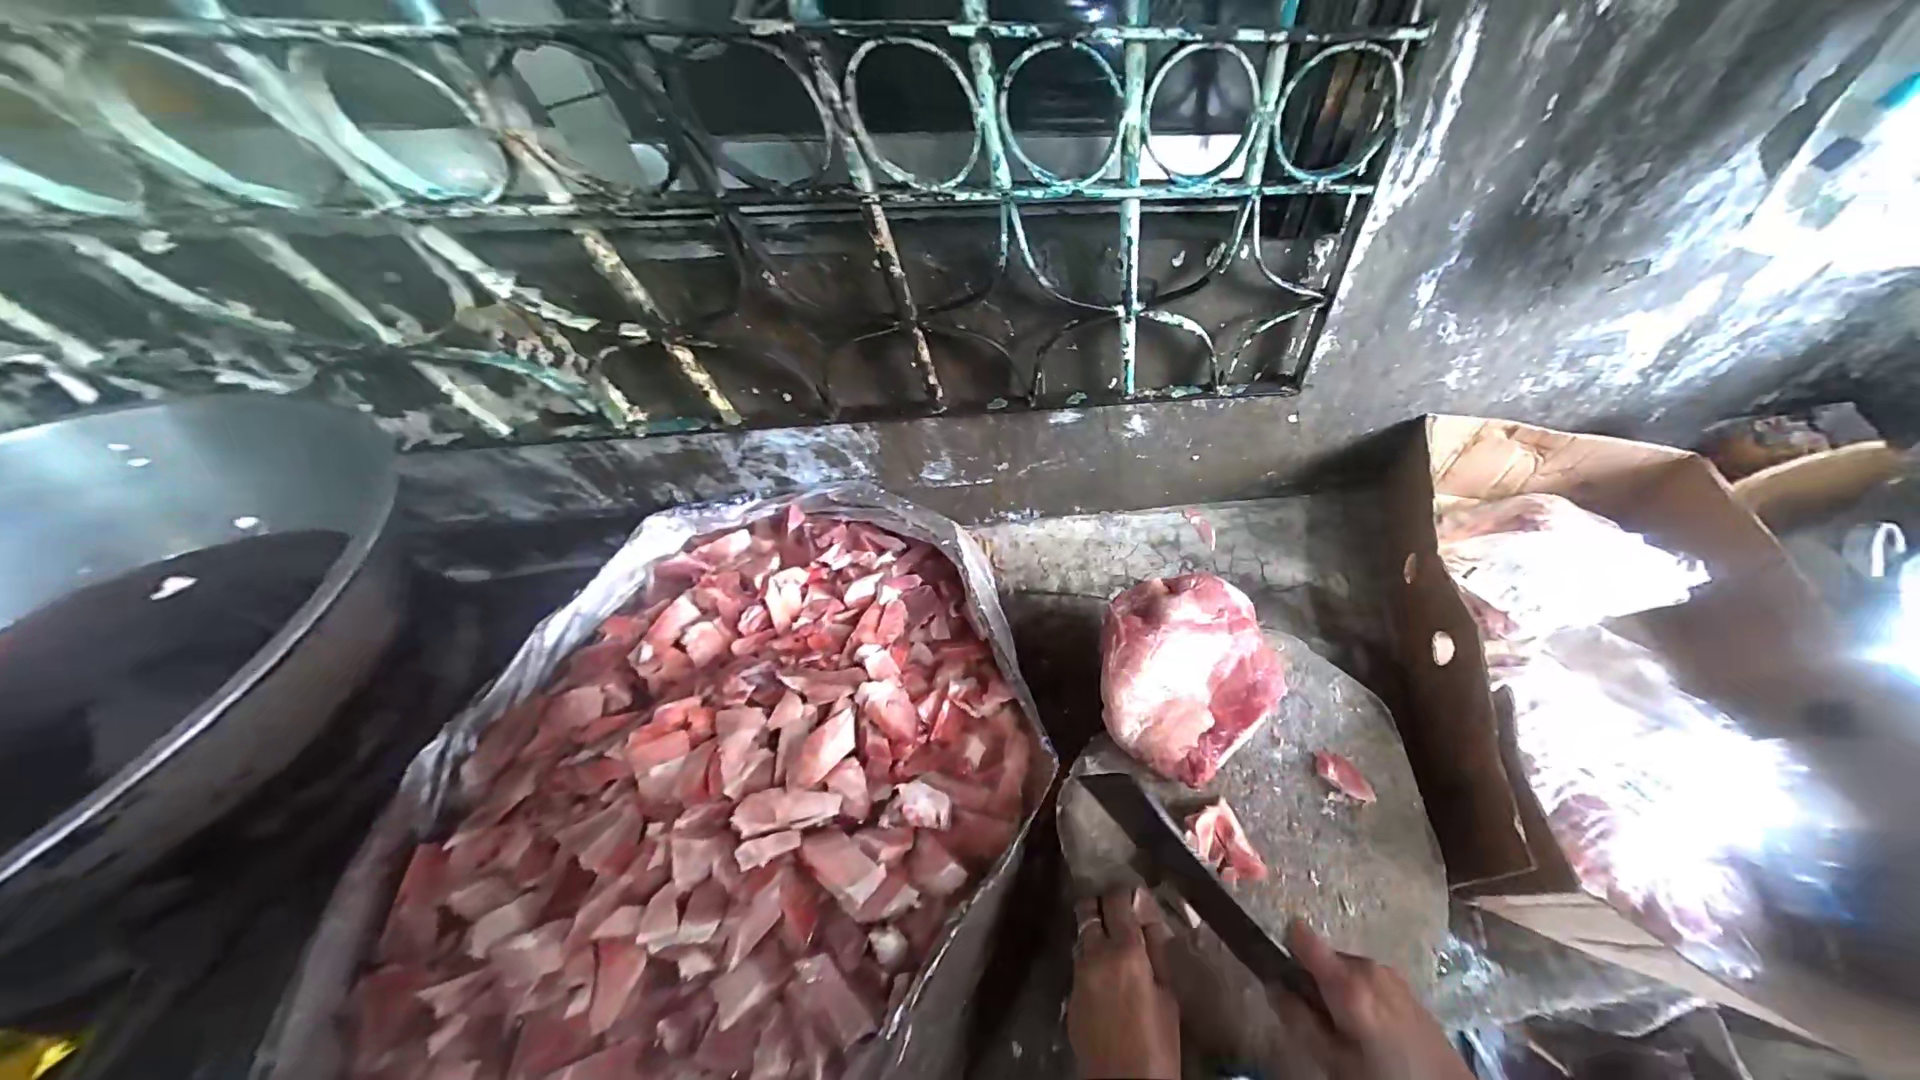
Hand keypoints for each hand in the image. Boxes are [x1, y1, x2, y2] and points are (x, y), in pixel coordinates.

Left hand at [1067, 887, 1180, 1079]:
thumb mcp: (1168, 996)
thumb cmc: (1158, 1045)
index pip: (1117, 901)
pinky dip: (1090, 957)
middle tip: (1116, 910)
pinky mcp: (1070, 992)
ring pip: (1082, 934)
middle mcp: (1096, 954)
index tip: (1132, 894)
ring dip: (1094, 930)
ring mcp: (1078, 972)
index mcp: (1126, 952)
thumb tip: (1149, 917)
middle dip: (1101, 904)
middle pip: (1089, 909)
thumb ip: (1157, 952)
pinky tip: (1104, 971)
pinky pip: (1079, 961)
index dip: (1123, 893)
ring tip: (1110, 939)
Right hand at [1271, 920, 1471, 1079]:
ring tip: (1351, 1032)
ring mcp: (1391, 975)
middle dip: (1315, 982)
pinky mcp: (1407, 988)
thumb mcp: (1332, 1061)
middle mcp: (1367, 965)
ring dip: (1339, 990)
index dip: (1284, 947)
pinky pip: (1368, 980)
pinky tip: (1375, 1032)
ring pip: (1346, 969)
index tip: (1284, 975)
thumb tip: (1272, 985)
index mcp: (1345, 979)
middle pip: (1323, 957)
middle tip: (1322, 1022)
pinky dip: (1361, 996)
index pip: (1298, 933)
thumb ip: (1296, 1018)